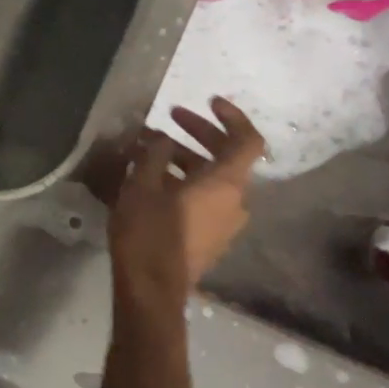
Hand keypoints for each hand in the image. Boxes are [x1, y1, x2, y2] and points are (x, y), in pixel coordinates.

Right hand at [107, 98, 264, 309]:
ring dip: (183, 157)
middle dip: (199, 133)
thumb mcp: (142, 186)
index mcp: (225, 183)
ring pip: (211, 177)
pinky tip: (151, 179)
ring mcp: (225, 219)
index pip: (247, 141)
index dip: (231, 117)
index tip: (207, 101)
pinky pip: (204, 196)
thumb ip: (155, 156)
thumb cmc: (148, 231)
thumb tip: (163, 140)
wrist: (153, 286)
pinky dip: (183, 178)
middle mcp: (235, 199)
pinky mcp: (211, 234)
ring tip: (146, 149)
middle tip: (166, 119)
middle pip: (227, 157)